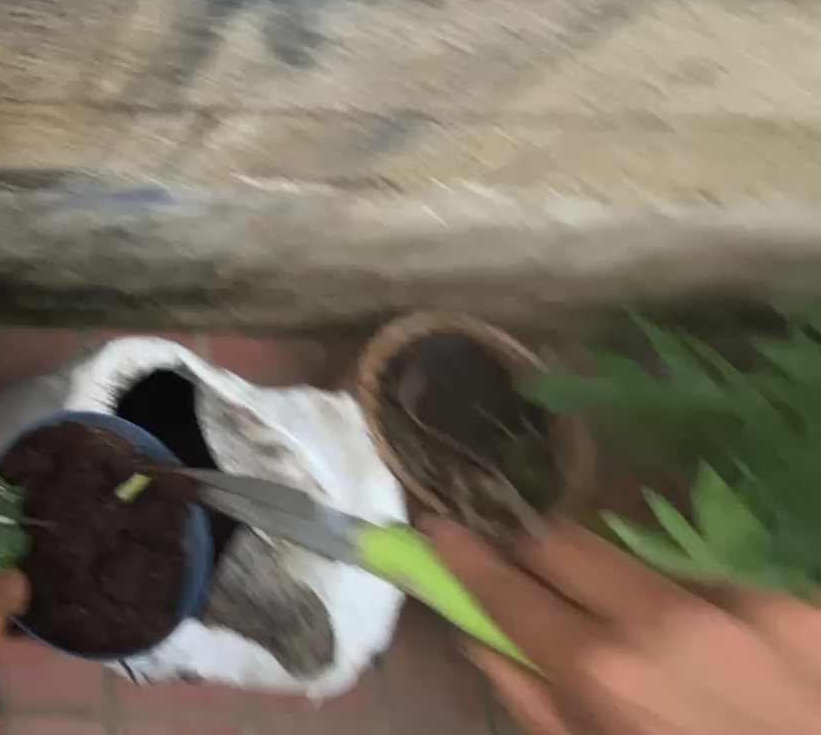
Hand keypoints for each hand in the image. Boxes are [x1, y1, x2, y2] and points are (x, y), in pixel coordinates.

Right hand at [426, 518, 820, 733]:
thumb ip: (527, 691)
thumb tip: (476, 629)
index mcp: (601, 668)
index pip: (495, 576)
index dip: (456, 547)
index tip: (435, 527)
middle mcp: (662, 621)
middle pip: (555, 539)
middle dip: (528, 548)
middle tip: (521, 564)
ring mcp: (742, 608)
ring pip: (634, 564)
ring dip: (621, 589)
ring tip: (654, 640)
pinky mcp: (801, 610)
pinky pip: (713, 590)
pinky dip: (698, 614)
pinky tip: (723, 658)